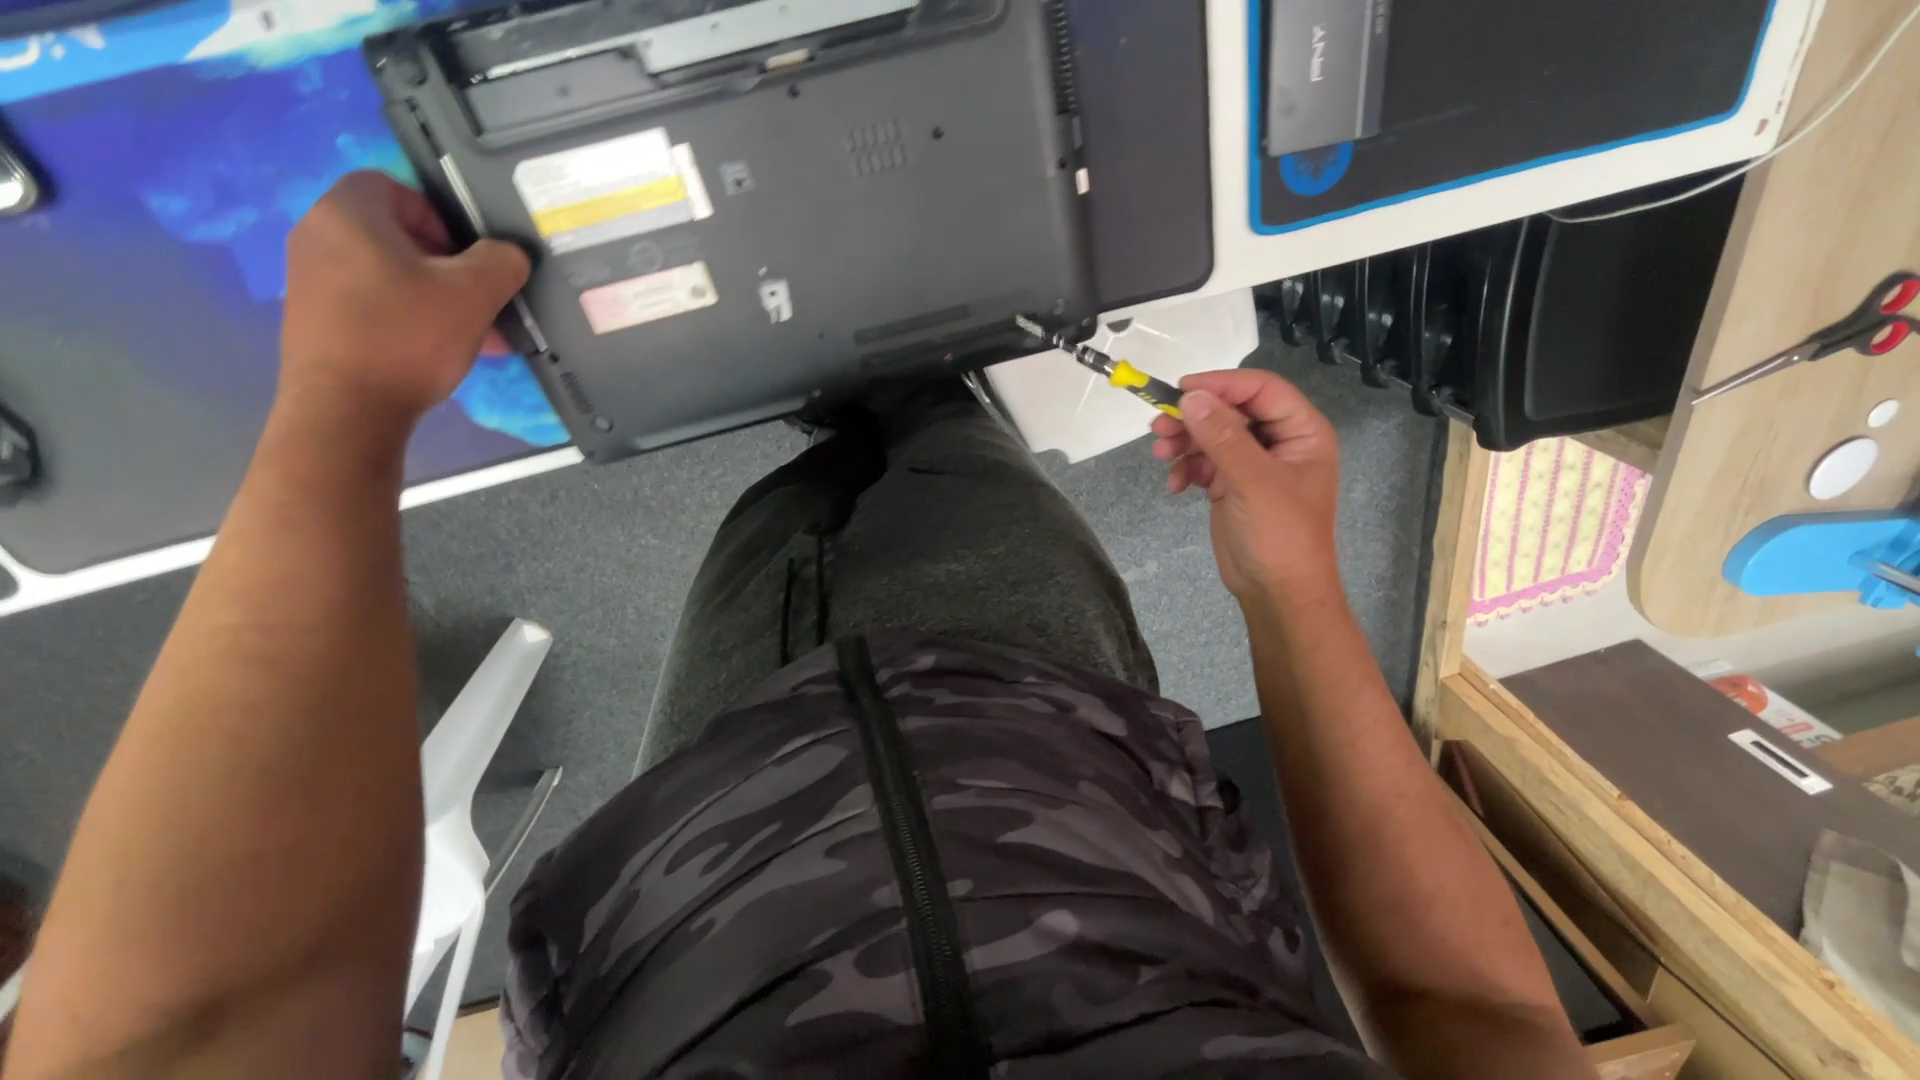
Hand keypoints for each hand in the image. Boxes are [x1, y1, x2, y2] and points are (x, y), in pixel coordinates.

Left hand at [279, 171, 529, 424]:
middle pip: (394, 234)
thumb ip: (501, 262)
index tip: (467, 257)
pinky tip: (437, 352)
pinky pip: (371, 304)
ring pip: (387, 273)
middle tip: (476, 298)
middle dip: (444, 265)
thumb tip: (509, 255)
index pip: (395, 188)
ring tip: (470, 334)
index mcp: (347, 213)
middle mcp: (317, 236)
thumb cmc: (408, 336)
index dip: (439, 217)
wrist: (346, 409)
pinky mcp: (313, 319)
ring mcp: (309, 280)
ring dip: (432, 296)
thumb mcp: (474, 294)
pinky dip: (406, 318)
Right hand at [1151, 369, 1340, 601]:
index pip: (1261, 390)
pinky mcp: (1232, 485)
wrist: (1277, 594)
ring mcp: (1254, 464)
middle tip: (1159, 426)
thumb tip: (1191, 397)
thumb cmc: (1280, 536)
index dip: (1222, 384)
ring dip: (1184, 442)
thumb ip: (1222, 437)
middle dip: (1195, 417)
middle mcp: (1279, 442)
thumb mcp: (1253, 482)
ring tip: (1160, 454)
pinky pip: (1204, 462)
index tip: (1181, 389)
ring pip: (1212, 435)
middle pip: (1231, 411)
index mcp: (1302, 432)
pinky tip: (1175, 485)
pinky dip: (1186, 468)